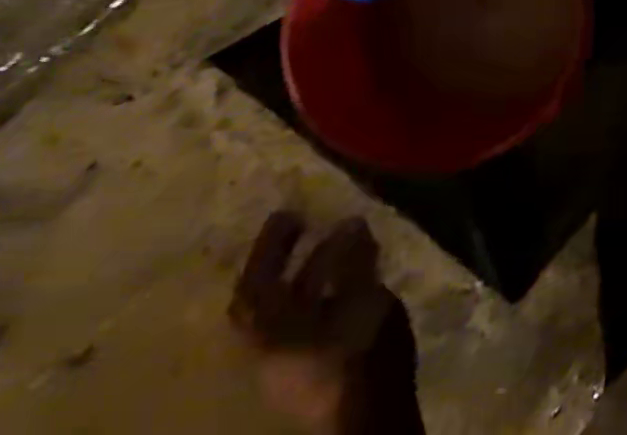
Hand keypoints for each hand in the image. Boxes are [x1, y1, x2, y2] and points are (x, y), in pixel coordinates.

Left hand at [230, 213, 422, 434]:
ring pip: (288, 311)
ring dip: (308, 276)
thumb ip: (353, 261)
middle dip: (285, 259)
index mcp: (269, 329)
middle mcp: (265, 348)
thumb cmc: (360, 352)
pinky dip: (321, 296)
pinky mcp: (307, 374)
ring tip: (340, 248)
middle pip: (266, 297)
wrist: (369, 419)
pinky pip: (305, 323)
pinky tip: (348, 283)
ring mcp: (283, 365)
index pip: (256, 280)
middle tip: (307, 225)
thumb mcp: (362, 298)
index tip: (289, 212)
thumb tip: (351, 225)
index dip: (270, 245)